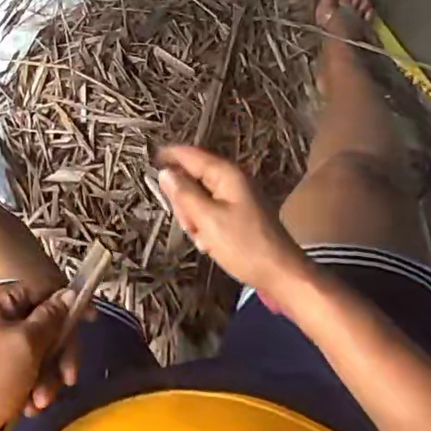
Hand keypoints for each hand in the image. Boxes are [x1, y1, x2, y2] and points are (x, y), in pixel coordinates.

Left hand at [0, 283, 80, 430]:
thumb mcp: (27, 343)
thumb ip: (52, 317)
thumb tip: (69, 294)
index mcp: (4, 300)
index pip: (47, 290)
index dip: (70, 304)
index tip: (91, 321)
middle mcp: (4, 317)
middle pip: (50, 325)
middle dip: (60, 354)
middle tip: (68, 378)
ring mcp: (4, 346)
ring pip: (44, 353)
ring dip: (48, 378)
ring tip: (40, 401)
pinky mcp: (4, 373)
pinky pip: (33, 373)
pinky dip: (37, 389)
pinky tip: (30, 407)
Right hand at [156, 144, 308, 291]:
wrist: (282, 275)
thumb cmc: (244, 245)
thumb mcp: (207, 219)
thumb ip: (184, 194)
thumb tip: (165, 172)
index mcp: (226, 174)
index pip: (191, 155)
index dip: (169, 156)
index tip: (149, 161)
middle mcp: (231, 180)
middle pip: (193, 178)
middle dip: (183, 200)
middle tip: (188, 224)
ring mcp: (236, 198)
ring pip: (199, 198)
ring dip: (193, 217)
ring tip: (202, 238)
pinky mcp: (238, 215)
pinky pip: (210, 212)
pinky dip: (205, 226)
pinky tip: (210, 244)